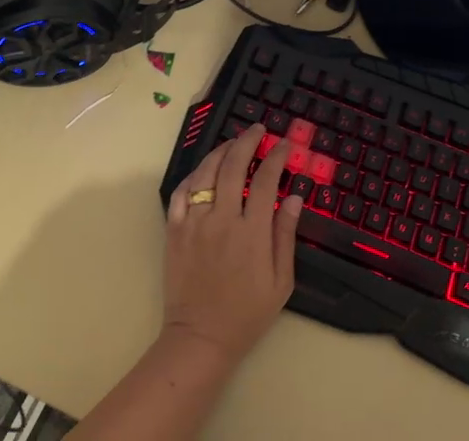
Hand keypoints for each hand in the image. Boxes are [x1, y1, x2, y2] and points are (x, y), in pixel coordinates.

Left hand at [161, 122, 303, 364]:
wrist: (200, 337)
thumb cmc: (247, 313)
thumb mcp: (281, 281)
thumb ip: (286, 235)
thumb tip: (294, 196)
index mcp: (252, 232)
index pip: (266, 180)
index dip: (276, 157)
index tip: (283, 145)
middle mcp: (222, 219)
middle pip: (233, 166)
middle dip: (247, 142)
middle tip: (257, 130)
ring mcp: (194, 223)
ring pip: (205, 173)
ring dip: (220, 151)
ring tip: (233, 142)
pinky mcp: (174, 230)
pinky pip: (181, 192)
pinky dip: (194, 175)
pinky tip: (204, 170)